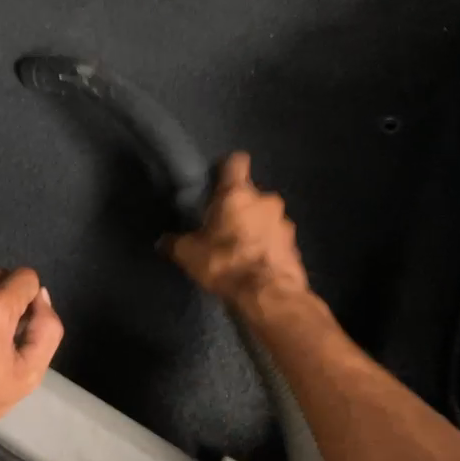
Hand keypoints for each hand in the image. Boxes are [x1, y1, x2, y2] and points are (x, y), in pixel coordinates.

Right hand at [167, 152, 309, 300]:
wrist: (270, 298)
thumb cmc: (225, 263)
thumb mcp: (188, 254)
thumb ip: (174, 243)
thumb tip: (164, 241)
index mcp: (238, 194)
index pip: (235, 162)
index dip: (225, 168)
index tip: (215, 181)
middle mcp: (266, 201)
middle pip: (248, 194)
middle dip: (237, 207)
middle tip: (220, 226)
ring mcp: (285, 223)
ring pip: (264, 217)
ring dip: (253, 228)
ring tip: (237, 249)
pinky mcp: (296, 246)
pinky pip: (274, 239)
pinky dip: (265, 247)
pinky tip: (252, 265)